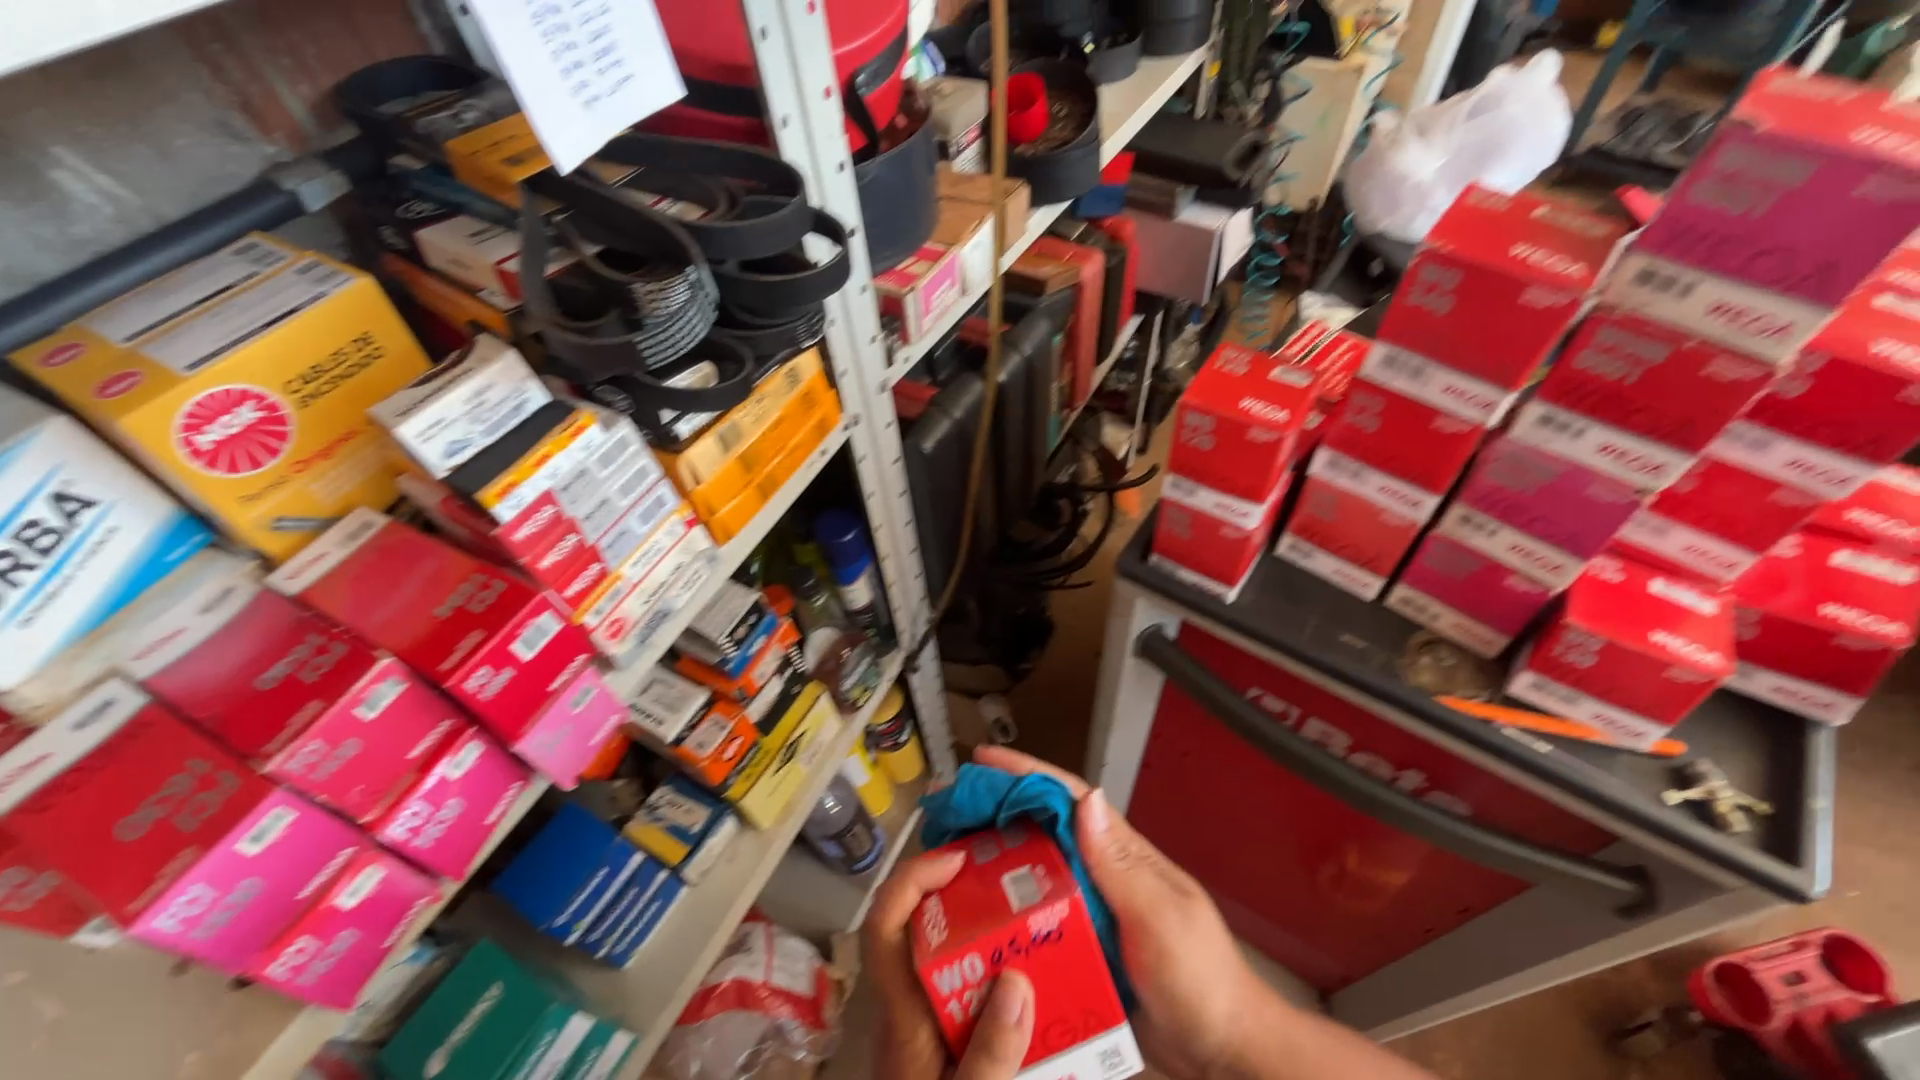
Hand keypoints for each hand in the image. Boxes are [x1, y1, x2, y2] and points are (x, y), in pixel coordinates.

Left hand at [864, 849, 1035, 1079]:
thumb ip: (989, 1053)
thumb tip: (1016, 980)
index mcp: (901, 1016)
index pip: (883, 927)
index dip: (911, 880)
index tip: (958, 860)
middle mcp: (904, 1009)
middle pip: (918, 930)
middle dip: (961, 896)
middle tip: (1015, 881)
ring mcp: (918, 1024)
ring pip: (942, 957)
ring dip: (981, 933)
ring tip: (1032, 919)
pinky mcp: (936, 1041)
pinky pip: (961, 987)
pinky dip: (990, 971)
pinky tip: (1029, 978)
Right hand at [973, 746, 1279, 1079]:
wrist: (1218, 1050)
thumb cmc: (1200, 978)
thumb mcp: (1163, 918)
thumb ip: (1123, 866)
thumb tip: (1086, 801)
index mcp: (1120, 854)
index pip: (1068, 798)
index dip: (1026, 773)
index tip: (982, 759)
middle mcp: (1097, 875)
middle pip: (1038, 831)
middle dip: (993, 814)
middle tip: (944, 814)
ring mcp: (1086, 913)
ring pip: (1028, 876)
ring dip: (989, 863)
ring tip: (942, 864)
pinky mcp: (1076, 951)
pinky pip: (1030, 923)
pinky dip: (999, 915)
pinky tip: (968, 924)